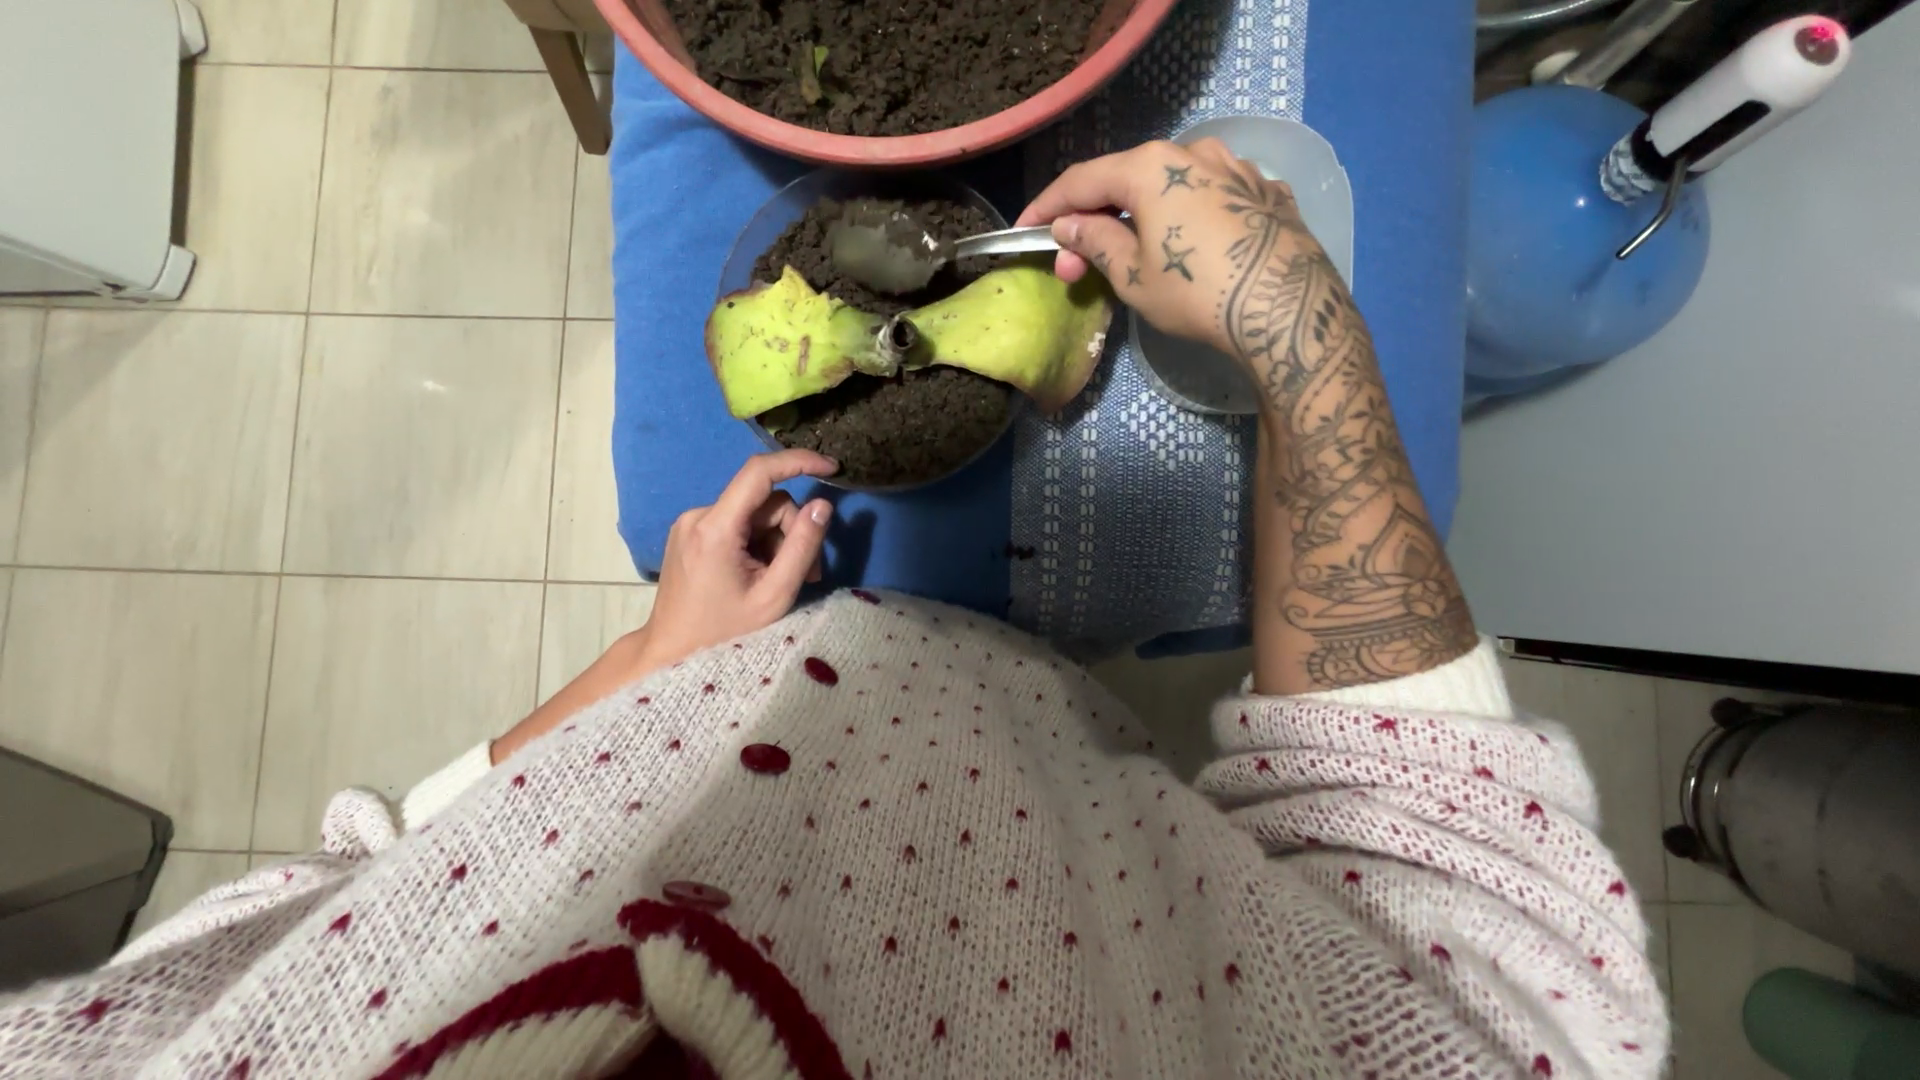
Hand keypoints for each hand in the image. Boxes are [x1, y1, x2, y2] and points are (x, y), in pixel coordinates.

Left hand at [636, 449, 838, 671]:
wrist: (671, 653)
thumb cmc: (725, 632)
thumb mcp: (775, 595)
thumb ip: (802, 547)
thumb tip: (823, 505)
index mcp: (715, 528)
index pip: (759, 472)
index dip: (799, 462)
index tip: (832, 468)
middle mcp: (698, 515)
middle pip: (764, 502)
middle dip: (792, 531)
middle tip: (809, 573)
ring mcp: (691, 523)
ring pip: (754, 514)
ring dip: (777, 541)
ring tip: (783, 580)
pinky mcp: (690, 532)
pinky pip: (738, 523)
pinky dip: (758, 543)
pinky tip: (760, 573)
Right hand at [1015, 139, 1332, 366]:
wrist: (1285, 308)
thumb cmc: (1196, 293)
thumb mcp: (1133, 276)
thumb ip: (1096, 241)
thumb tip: (1069, 225)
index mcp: (1150, 167)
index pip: (1082, 181)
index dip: (1047, 207)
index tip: (1023, 231)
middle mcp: (1193, 152)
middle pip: (1126, 181)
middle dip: (1093, 221)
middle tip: (1073, 267)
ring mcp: (1235, 168)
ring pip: (1170, 187)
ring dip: (1139, 218)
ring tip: (1129, 256)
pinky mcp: (1265, 193)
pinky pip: (1209, 198)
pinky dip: (1185, 219)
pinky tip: (1184, 247)